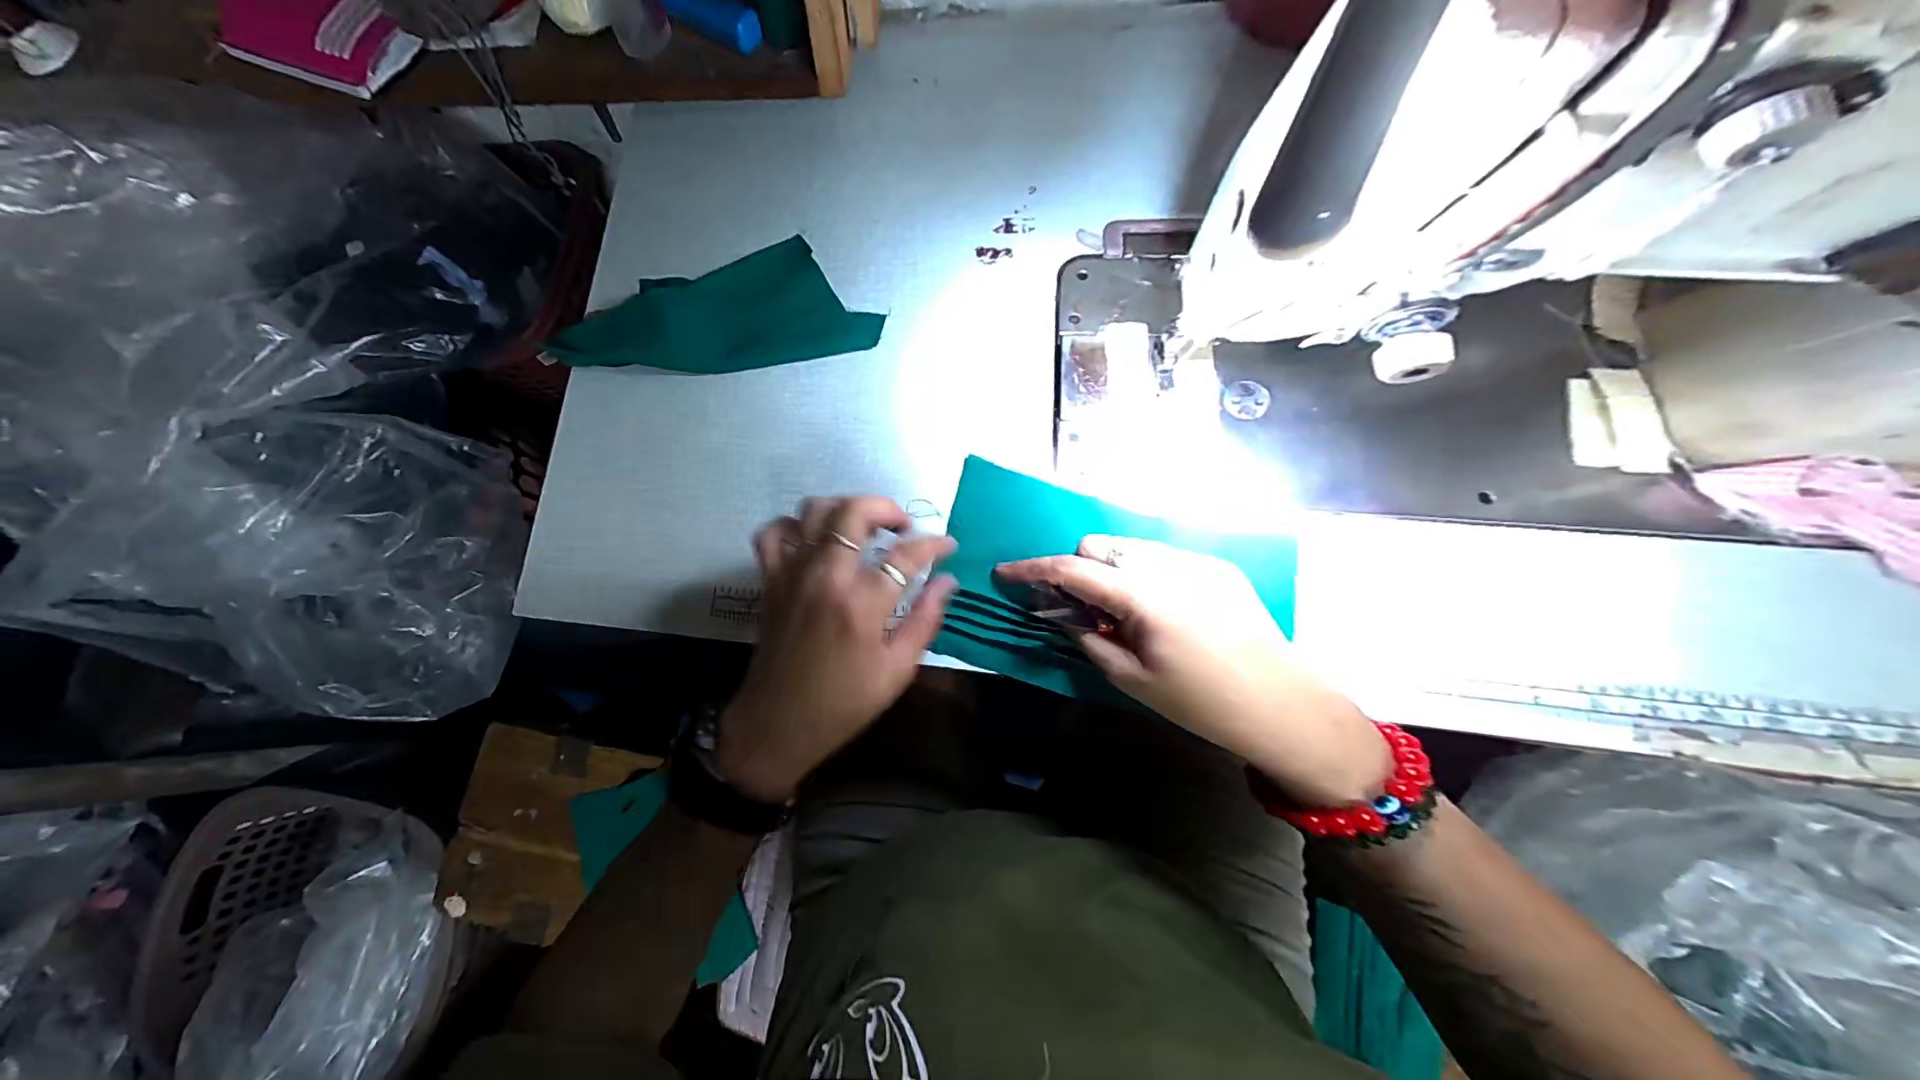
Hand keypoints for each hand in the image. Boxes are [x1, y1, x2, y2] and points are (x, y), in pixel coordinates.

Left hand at [715, 496, 956, 802]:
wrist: (778, 725)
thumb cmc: (844, 704)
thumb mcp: (898, 670)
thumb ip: (925, 619)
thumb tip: (947, 581)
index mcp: (861, 603)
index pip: (906, 553)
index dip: (934, 544)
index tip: (948, 546)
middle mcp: (825, 576)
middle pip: (855, 511)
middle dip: (887, 508)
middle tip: (904, 529)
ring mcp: (792, 573)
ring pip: (814, 510)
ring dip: (846, 509)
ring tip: (865, 528)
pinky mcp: (770, 580)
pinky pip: (773, 533)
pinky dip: (795, 526)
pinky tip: (816, 541)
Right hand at [995, 535, 1390, 806]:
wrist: (1281, 704)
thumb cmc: (1200, 702)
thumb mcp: (1132, 679)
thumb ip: (1088, 639)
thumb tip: (1064, 615)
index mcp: (1143, 595)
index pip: (1072, 569)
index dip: (1032, 570)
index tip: (1005, 574)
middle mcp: (1168, 565)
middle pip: (1099, 545)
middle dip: (1077, 569)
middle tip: (1081, 611)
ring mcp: (1197, 561)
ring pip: (1131, 546)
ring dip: (1111, 570)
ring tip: (1124, 613)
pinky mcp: (1219, 567)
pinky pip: (1164, 557)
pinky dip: (1145, 574)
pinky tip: (1162, 611)